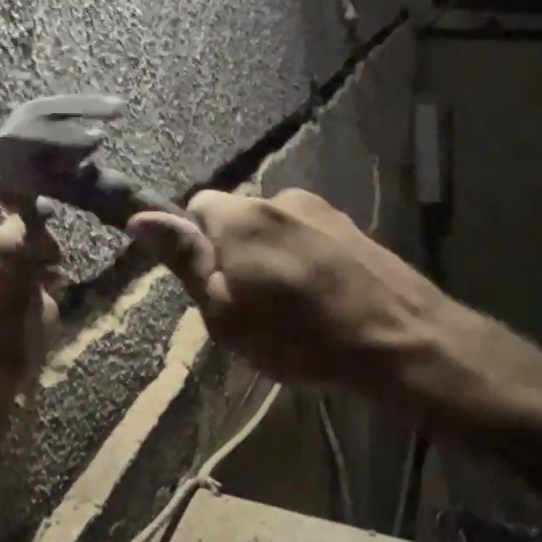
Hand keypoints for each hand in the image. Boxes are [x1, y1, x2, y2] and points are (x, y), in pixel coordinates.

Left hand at [0, 215, 60, 425]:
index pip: (29, 222)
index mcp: (2, 246)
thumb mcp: (45, 314)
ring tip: (13, 298)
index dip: (44, 243)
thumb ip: (41, 284)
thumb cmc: (12, 349)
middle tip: (38, 282)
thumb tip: (39, 278)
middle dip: (20, 257)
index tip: (54, 262)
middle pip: (1, 240)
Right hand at [126, 189, 448, 386]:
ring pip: (276, 228)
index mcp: (241, 217)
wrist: (402, 342)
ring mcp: (322, 210)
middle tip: (250, 304)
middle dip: (235, 251)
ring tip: (292, 305)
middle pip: (238, 218)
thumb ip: (184, 260)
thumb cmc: (300, 337)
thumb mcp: (224, 312)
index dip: (197, 246)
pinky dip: (305, 259)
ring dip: (272, 255)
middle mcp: (280, 199)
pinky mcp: (353, 226)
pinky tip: (322, 298)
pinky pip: (309, 236)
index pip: (197, 207)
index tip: (213, 286)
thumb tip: (139, 218)